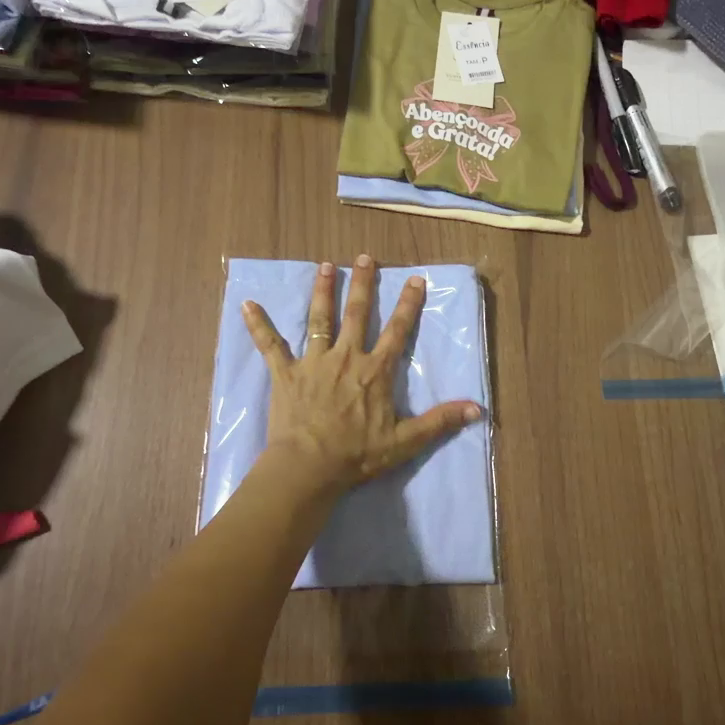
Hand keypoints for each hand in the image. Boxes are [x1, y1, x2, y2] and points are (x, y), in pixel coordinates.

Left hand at [241, 254, 482, 489]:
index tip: (415, 278)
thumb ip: (440, 421)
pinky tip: (247, 304)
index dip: (408, 304)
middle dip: (363, 284)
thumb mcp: (405, 441)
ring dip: (323, 291)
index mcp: (375, 370)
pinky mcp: (285, 373)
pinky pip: (270, 345)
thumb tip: (477, 409)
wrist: (310, 467)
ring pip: (319, 319)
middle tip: (365, 258)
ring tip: (326, 266)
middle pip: (356, 314)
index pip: (397, 330)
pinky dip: (258, 325)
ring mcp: (313, 362)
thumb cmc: (357, 454)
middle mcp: (346, 357)